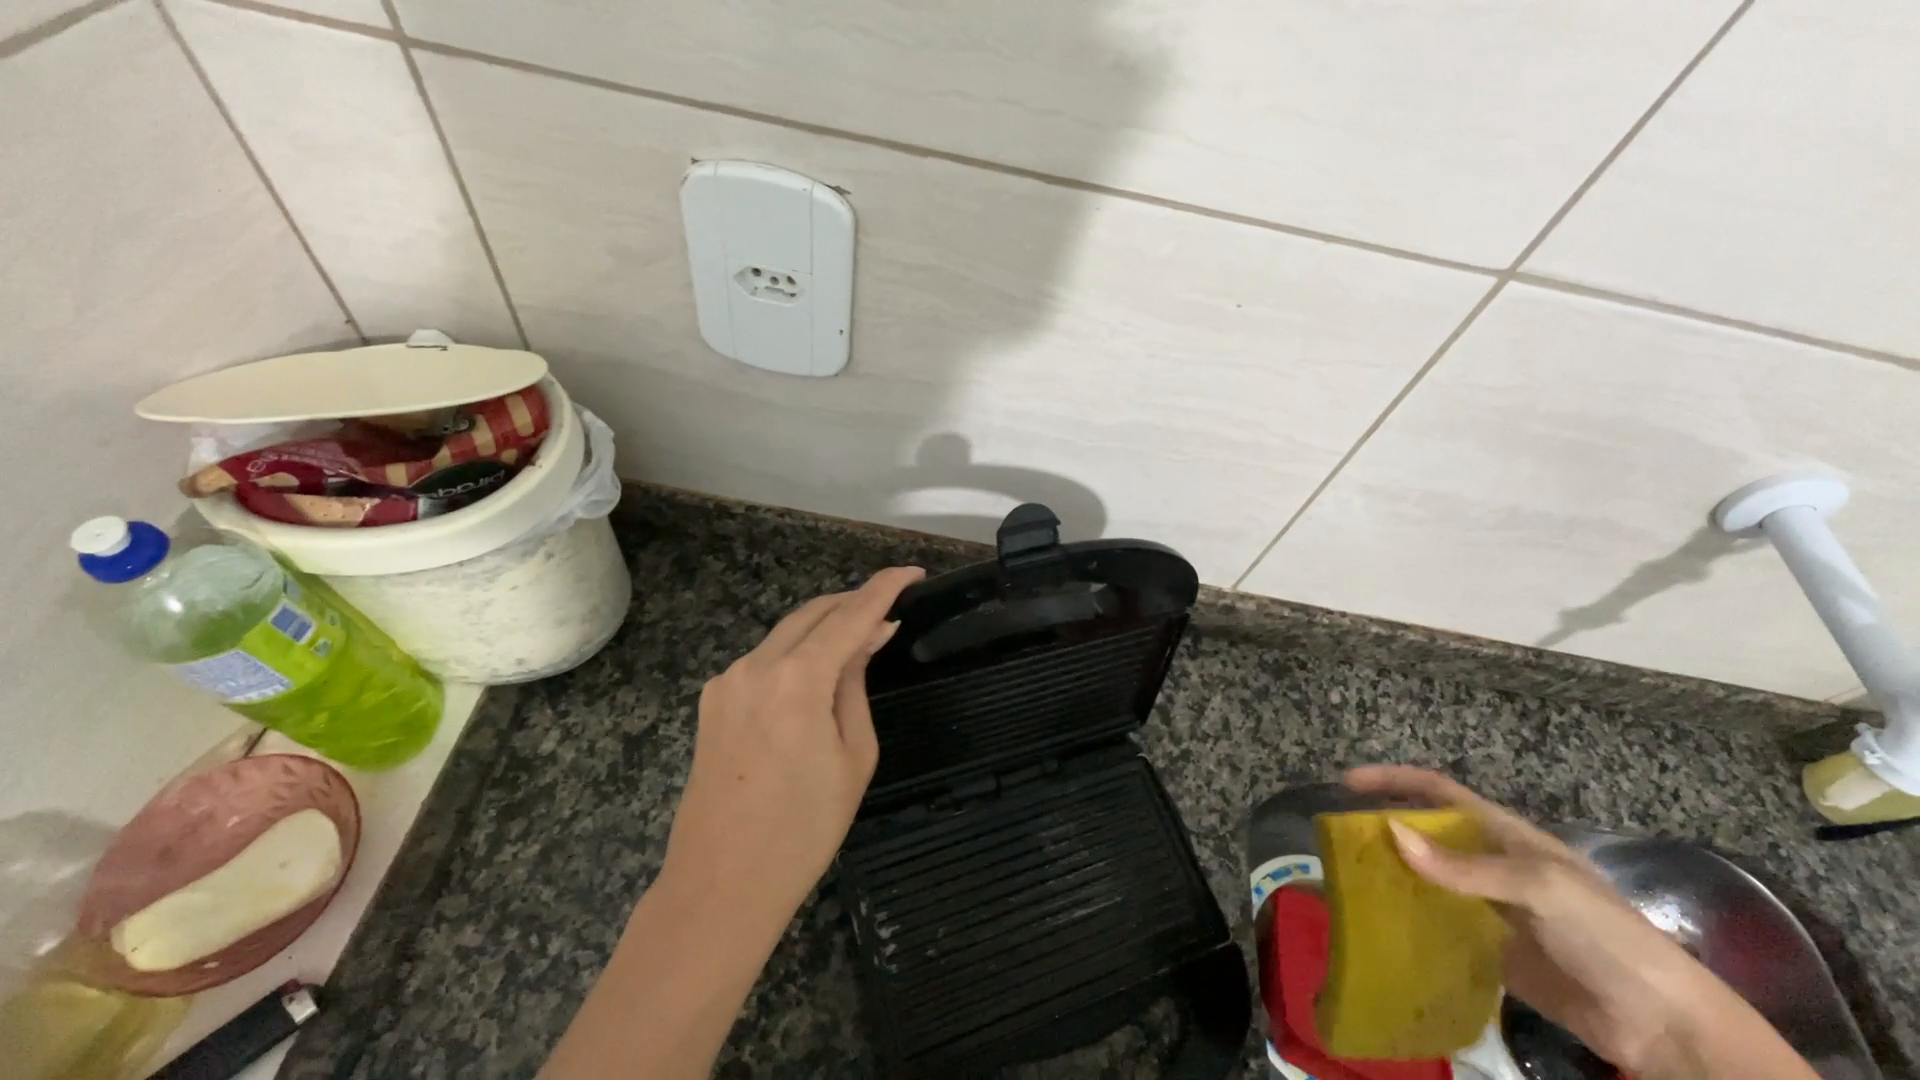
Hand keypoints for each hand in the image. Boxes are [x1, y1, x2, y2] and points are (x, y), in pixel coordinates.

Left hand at [661, 567, 925, 920]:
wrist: (721, 883)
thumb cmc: (803, 830)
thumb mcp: (853, 757)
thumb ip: (856, 686)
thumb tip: (866, 640)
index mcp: (796, 678)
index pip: (850, 614)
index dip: (884, 588)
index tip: (912, 572)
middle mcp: (755, 666)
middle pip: (812, 614)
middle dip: (853, 604)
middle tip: (891, 612)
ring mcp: (726, 683)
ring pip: (785, 636)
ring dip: (824, 631)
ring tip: (860, 646)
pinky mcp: (712, 703)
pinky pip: (764, 663)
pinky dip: (796, 657)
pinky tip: (817, 676)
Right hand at [1345, 766, 1814, 1079]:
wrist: (1656, 1020)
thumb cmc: (1605, 935)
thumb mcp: (1540, 888)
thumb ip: (1466, 867)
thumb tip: (1392, 833)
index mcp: (1509, 837)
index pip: (1442, 792)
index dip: (1396, 780)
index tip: (1348, 782)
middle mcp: (1494, 865)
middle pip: (1428, 834)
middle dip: (1383, 829)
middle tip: (1337, 843)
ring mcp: (1491, 909)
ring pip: (1427, 880)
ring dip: (1390, 876)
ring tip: (1345, 883)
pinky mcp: (1490, 950)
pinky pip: (1438, 925)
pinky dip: (1407, 920)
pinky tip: (1379, 927)